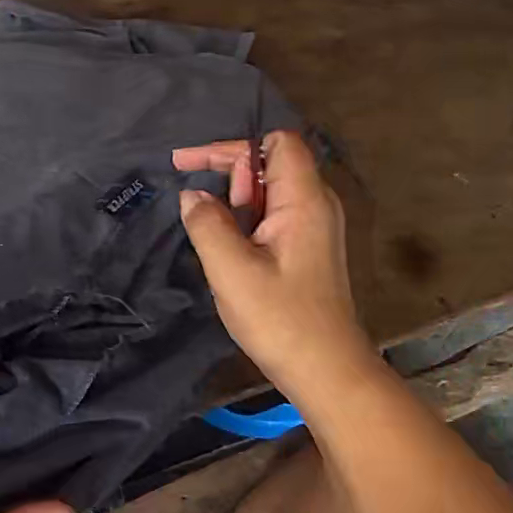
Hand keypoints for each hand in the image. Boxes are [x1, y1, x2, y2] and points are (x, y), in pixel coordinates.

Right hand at [172, 130, 371, 383]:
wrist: (324, 369)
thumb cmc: (279, 319)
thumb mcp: (231, 270)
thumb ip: (207, 224)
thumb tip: (192, 196)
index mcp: (305, 201)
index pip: (277, 143)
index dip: (231, 147)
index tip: (188, 165)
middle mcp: (316, 207)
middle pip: (273, 164)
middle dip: (229, 176)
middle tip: (202, 212)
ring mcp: (314, 230)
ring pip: (270, 194)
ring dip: (235, 203)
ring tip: (213, 236)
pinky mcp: (307, 252)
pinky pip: (273, 219)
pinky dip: (245, 222)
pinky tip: (227, 250)